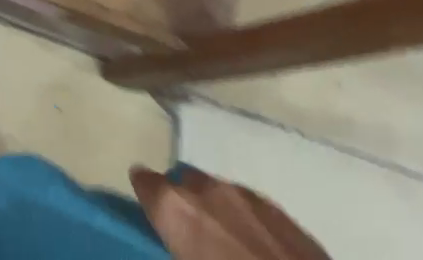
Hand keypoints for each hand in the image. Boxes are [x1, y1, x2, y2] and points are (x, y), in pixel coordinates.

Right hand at [131, 166, 329, 259]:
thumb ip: (176, 244)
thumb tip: (180, 241)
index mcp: (172, 206)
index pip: (143, 179)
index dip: (147, 194)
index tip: (151, 209)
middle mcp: (203, 189)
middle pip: (184, 180)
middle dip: (187, 199)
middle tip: (196, 231)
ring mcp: (245, 195)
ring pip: (219, 191)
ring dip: (219, 208)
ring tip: (230, 239)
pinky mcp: (279, 209)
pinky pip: (250, 204)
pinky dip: (247, 218)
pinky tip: (258, 244)